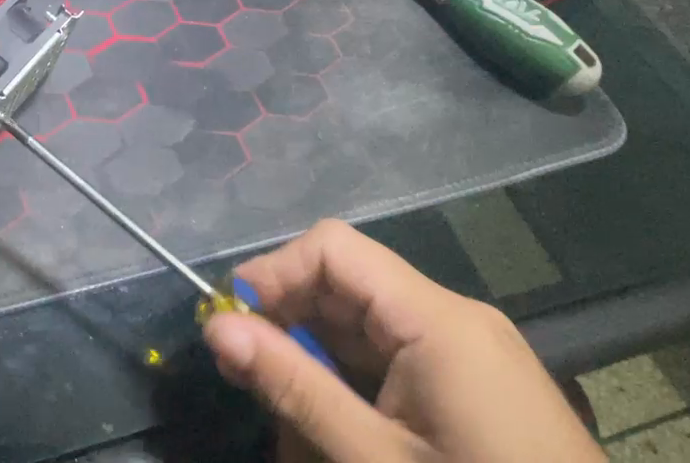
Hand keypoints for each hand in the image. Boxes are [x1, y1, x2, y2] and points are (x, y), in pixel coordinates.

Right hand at [204, 220, 601, 462]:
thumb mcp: (377, 461)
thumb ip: (295, 387)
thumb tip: (215, 327)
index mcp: (438, 319)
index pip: (332, 248)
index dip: (272, 273)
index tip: (230, 325)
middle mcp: (454, 318)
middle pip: (343, 284)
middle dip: (286, 325)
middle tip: (245, 379)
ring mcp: (469, 353)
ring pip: (361, 326)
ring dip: (314, 362)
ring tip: (291, 421)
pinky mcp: (474, 386)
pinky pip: (392, 359)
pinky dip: (351, 384)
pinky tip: (336, 429)